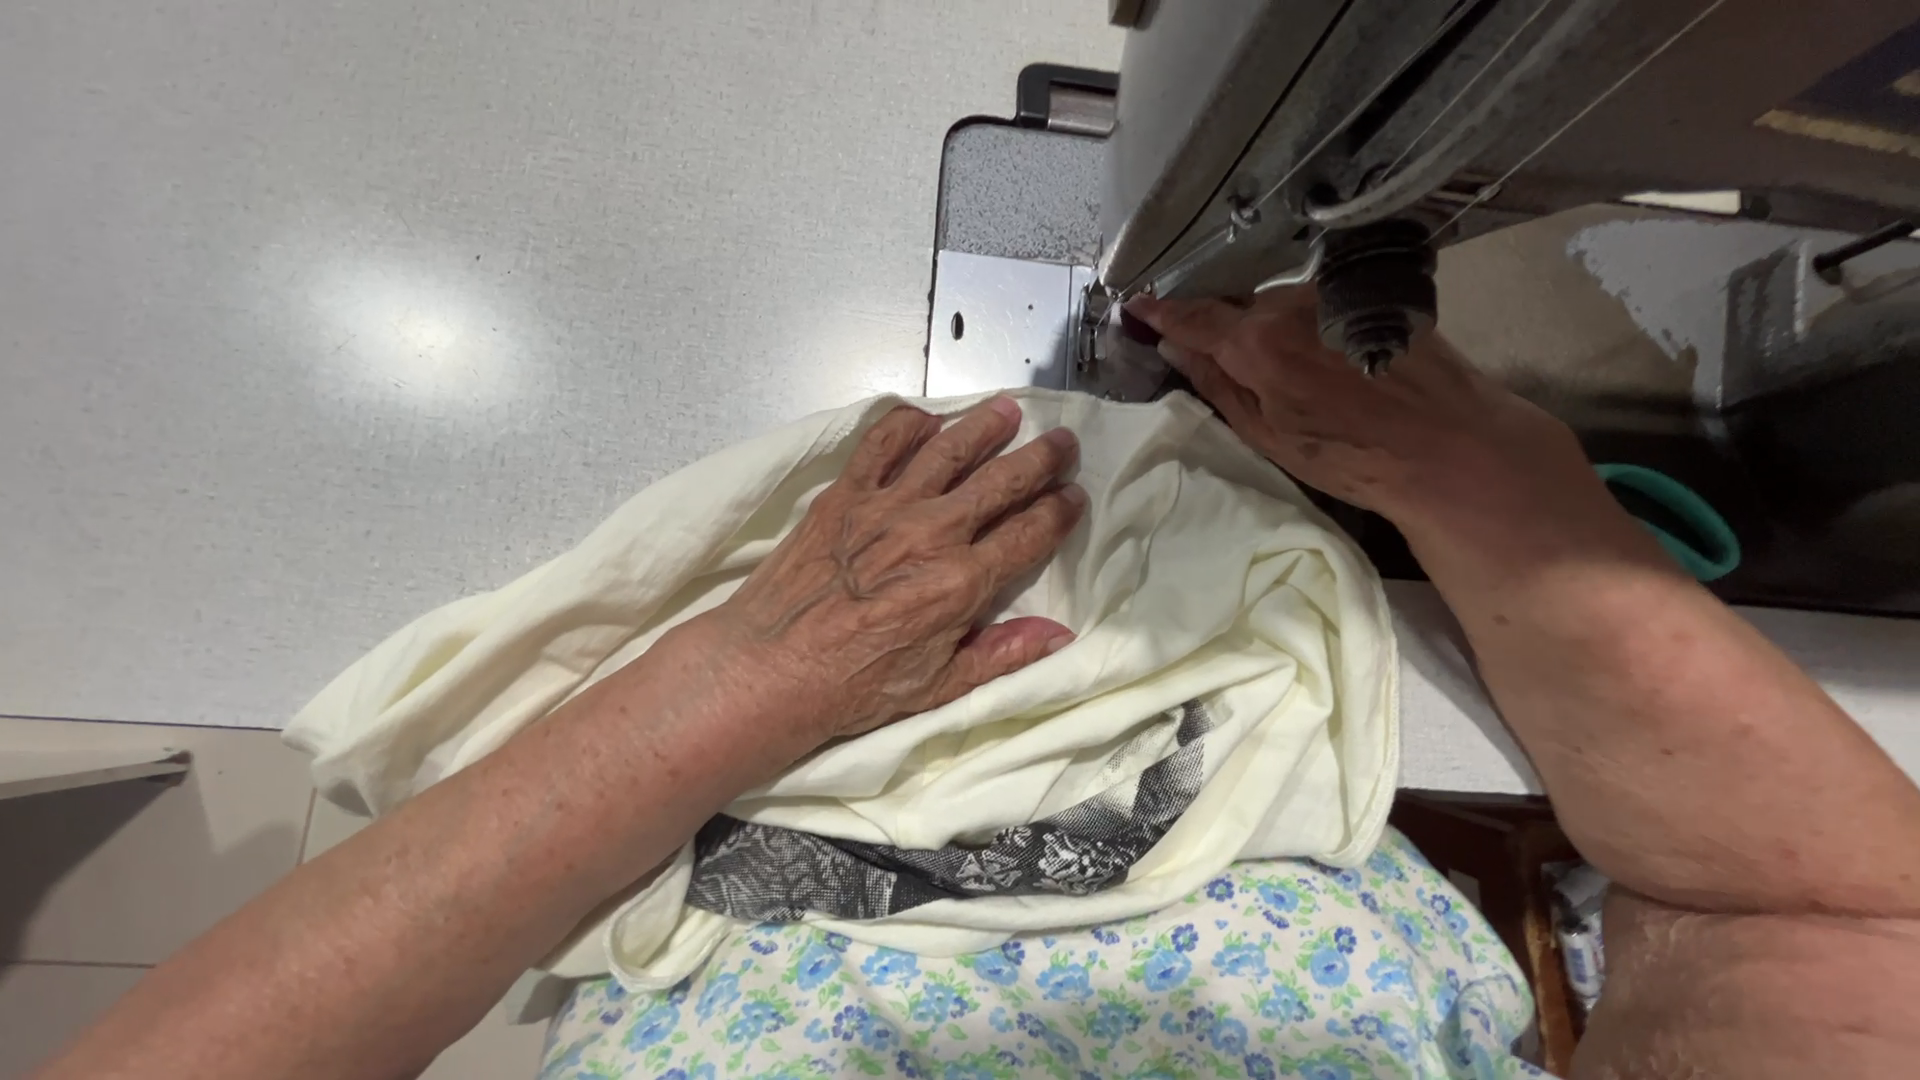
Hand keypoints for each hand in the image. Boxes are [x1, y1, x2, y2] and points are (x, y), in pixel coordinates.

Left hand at [693, 396, 1085, 742]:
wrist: (770, 668)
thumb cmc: (854, 687)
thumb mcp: (937, 689)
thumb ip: (1001, 656)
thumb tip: (1060, 637)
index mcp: (960, 584)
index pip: (1028, 535)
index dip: (1058, 513)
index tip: (1074, 497)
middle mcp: (931, 534)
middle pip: (999, 483)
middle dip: (1039, 460)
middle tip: (1062, 442)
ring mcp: (885, 507)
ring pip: (948, 452)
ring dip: (983, 428)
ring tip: (1007, 410)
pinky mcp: (843, 495)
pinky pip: (881, 445)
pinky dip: (906, 426)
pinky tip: (926, 419)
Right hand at [1125, 287, 1609, 536]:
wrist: (1451, 444)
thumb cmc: (1350, 455)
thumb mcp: (1265, 434)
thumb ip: (1215, 384)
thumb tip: (1175, 348)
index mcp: (1258, 341)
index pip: (1195, 318)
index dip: (1162, 313)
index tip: (1137, 307)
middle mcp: (1291, 304)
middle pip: (1238, 310)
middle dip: (1220, 329)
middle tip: (1215, 363)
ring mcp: (1333, 296)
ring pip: (1276, 308)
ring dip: (1264, 331)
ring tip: (1281, 377)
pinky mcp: (1367, 298)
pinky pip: (1311, 308)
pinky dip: (1298, 328)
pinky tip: (1319, 364)